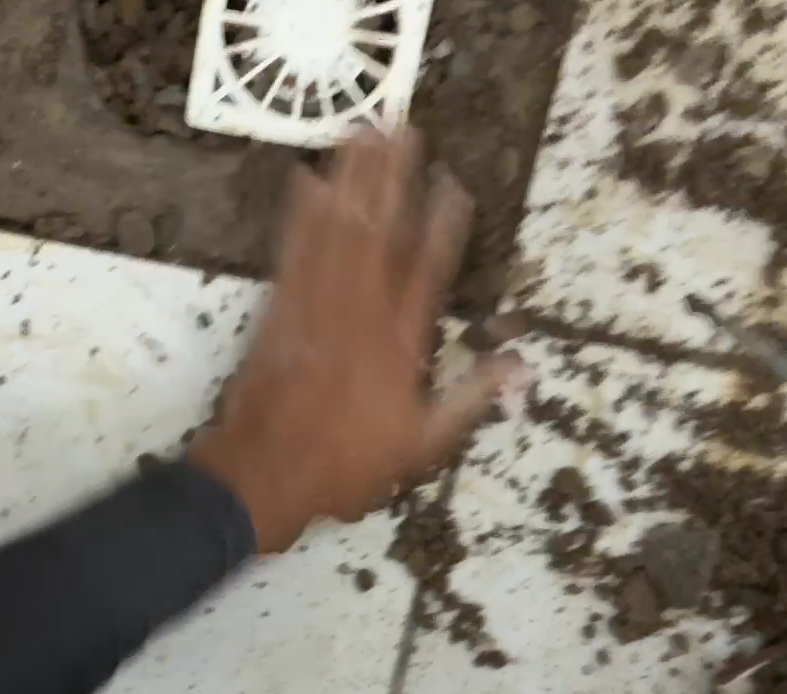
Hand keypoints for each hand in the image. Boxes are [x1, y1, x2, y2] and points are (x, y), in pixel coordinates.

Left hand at [188, 128, 523, 552]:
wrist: (264, 472)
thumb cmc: (343, 465)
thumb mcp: (419, 445)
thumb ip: (469, 400)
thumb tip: (522, 365)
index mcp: (401, 345)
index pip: (430, 271)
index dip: (443, 225)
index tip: (454, 183)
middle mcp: (360, 315)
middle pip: (380, 236)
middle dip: (393, 180)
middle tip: (404, 127)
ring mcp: (314, 310)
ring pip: (337, 235)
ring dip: (350, 182)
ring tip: (362, 132)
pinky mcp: (275, 315)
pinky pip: (289, 256)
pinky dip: (298, 218)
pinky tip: (305, 182)